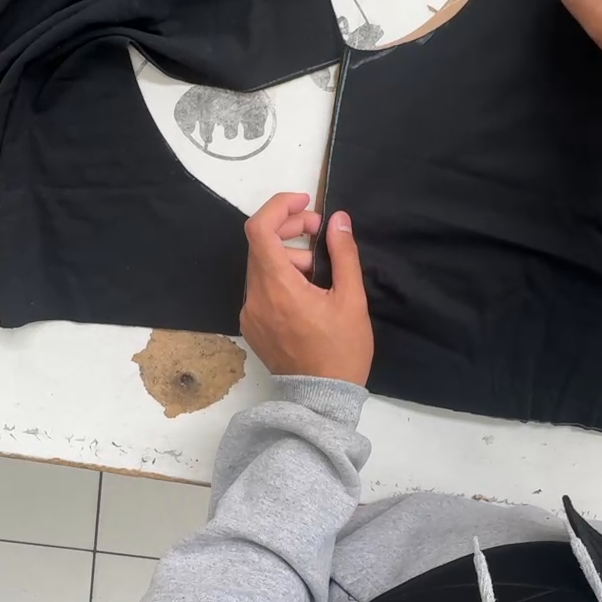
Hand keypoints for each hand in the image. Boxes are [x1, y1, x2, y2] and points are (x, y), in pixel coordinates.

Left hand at [239, 192, 373, 385]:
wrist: (322, 398)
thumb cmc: (342, 350)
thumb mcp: (351, 300)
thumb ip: (344, 254)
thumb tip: (339, 219)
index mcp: (278, 287)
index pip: (260, 229)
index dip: (280, 207)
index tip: (306, 203)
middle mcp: (255, 297)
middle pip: (261, 245)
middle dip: (290, 230)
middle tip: (321, 232)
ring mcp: (250, 314)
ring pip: (262, 267)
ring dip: (289, 257)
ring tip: (320, 273)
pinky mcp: (252, 326)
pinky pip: (261, 289)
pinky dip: (281, 279)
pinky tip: (307, 293)